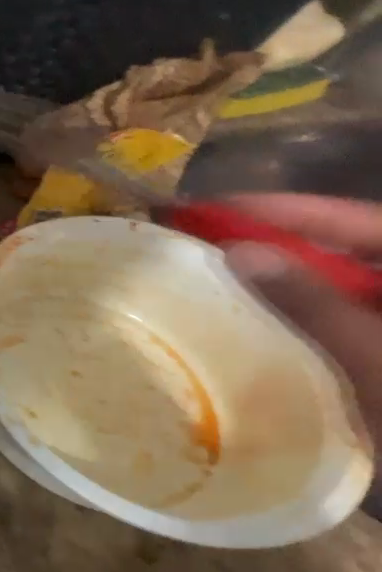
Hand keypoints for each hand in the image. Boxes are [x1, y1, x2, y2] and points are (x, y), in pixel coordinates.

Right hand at [223, 193, 381, 435]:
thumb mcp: (378, 362)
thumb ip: (314, 305)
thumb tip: (240, 251)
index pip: (367, 222)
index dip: (291, 210)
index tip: (215, 209)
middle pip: (356, 256)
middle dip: (282, 247)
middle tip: (207, 245)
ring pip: (350, 294)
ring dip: (291, 287)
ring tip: (223, 284)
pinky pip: (353, 329)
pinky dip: (311, 324)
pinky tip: (267, 331)